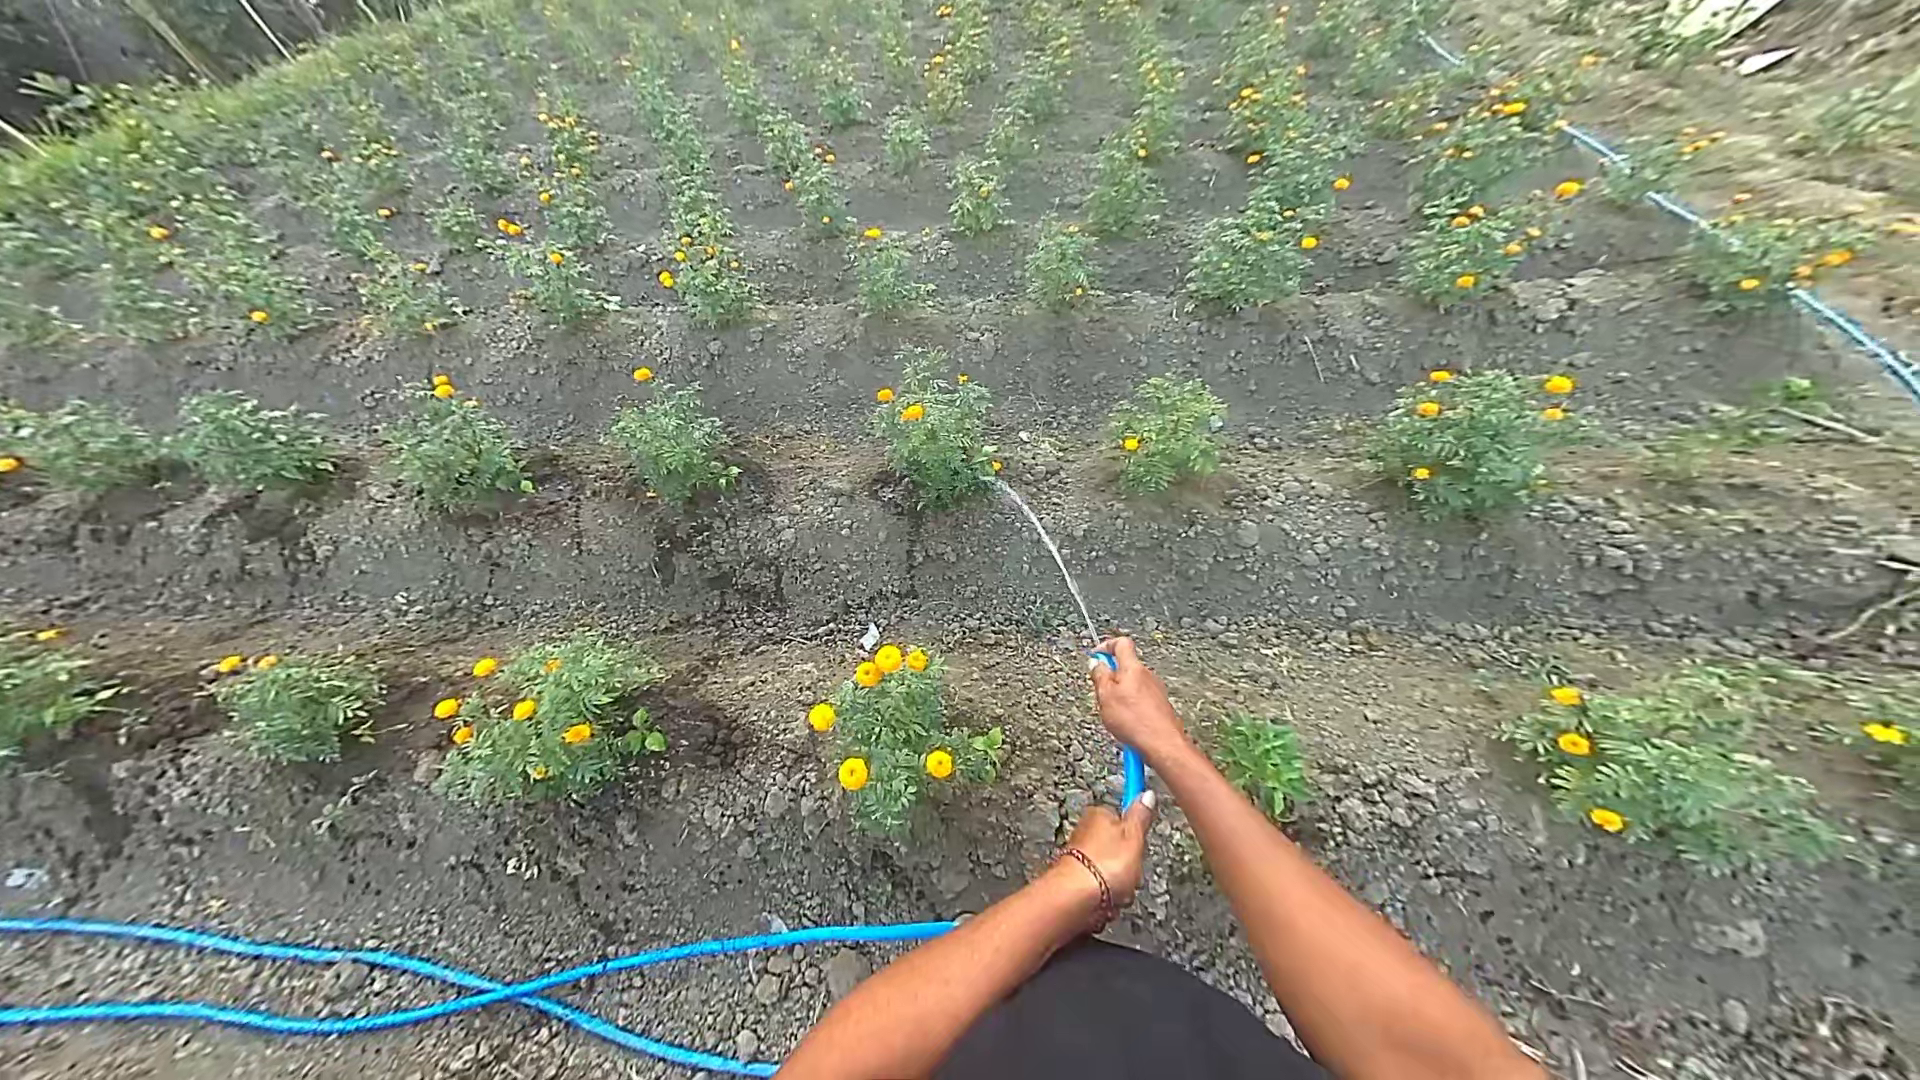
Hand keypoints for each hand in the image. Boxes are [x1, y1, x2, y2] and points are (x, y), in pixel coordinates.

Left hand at [1057, 795, 1155, 908]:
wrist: (1077, 897)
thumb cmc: (1104, 864)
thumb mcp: (1133, 836)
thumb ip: (1141, 816)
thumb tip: (1147, 795)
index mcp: (1098, 814)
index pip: (1123, 818)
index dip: (1136, 835)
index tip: (1138, 846)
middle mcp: (1086, 832)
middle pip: (1120, 848)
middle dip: (1129, 864)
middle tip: (1131, 870)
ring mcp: (1082, 857)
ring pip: (1114, 872)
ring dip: (1121, 885)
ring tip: (1119, 888)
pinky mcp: (1079, 880)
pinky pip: (1104, 889)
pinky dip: (1109, 898)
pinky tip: (1109, 901)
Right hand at [1090, 637, 1189, 765]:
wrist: (1163, 745)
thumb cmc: (1136, 721)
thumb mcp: (1105, 696)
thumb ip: (1099, 675)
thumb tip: (1096, 662)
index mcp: (1133, 667)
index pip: (1121, 643)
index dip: (1106, 647)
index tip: (1095, 657)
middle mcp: (1147, 675)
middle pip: (1125, 666)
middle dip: (1110, 678)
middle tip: (1102, 694)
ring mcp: (1155, 691)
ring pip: (1131, 685)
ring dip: (1120, 695)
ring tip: (1114, 714)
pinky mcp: (1160, 707)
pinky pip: (1140, 701)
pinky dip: (1130, 708)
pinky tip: (1127, 724)